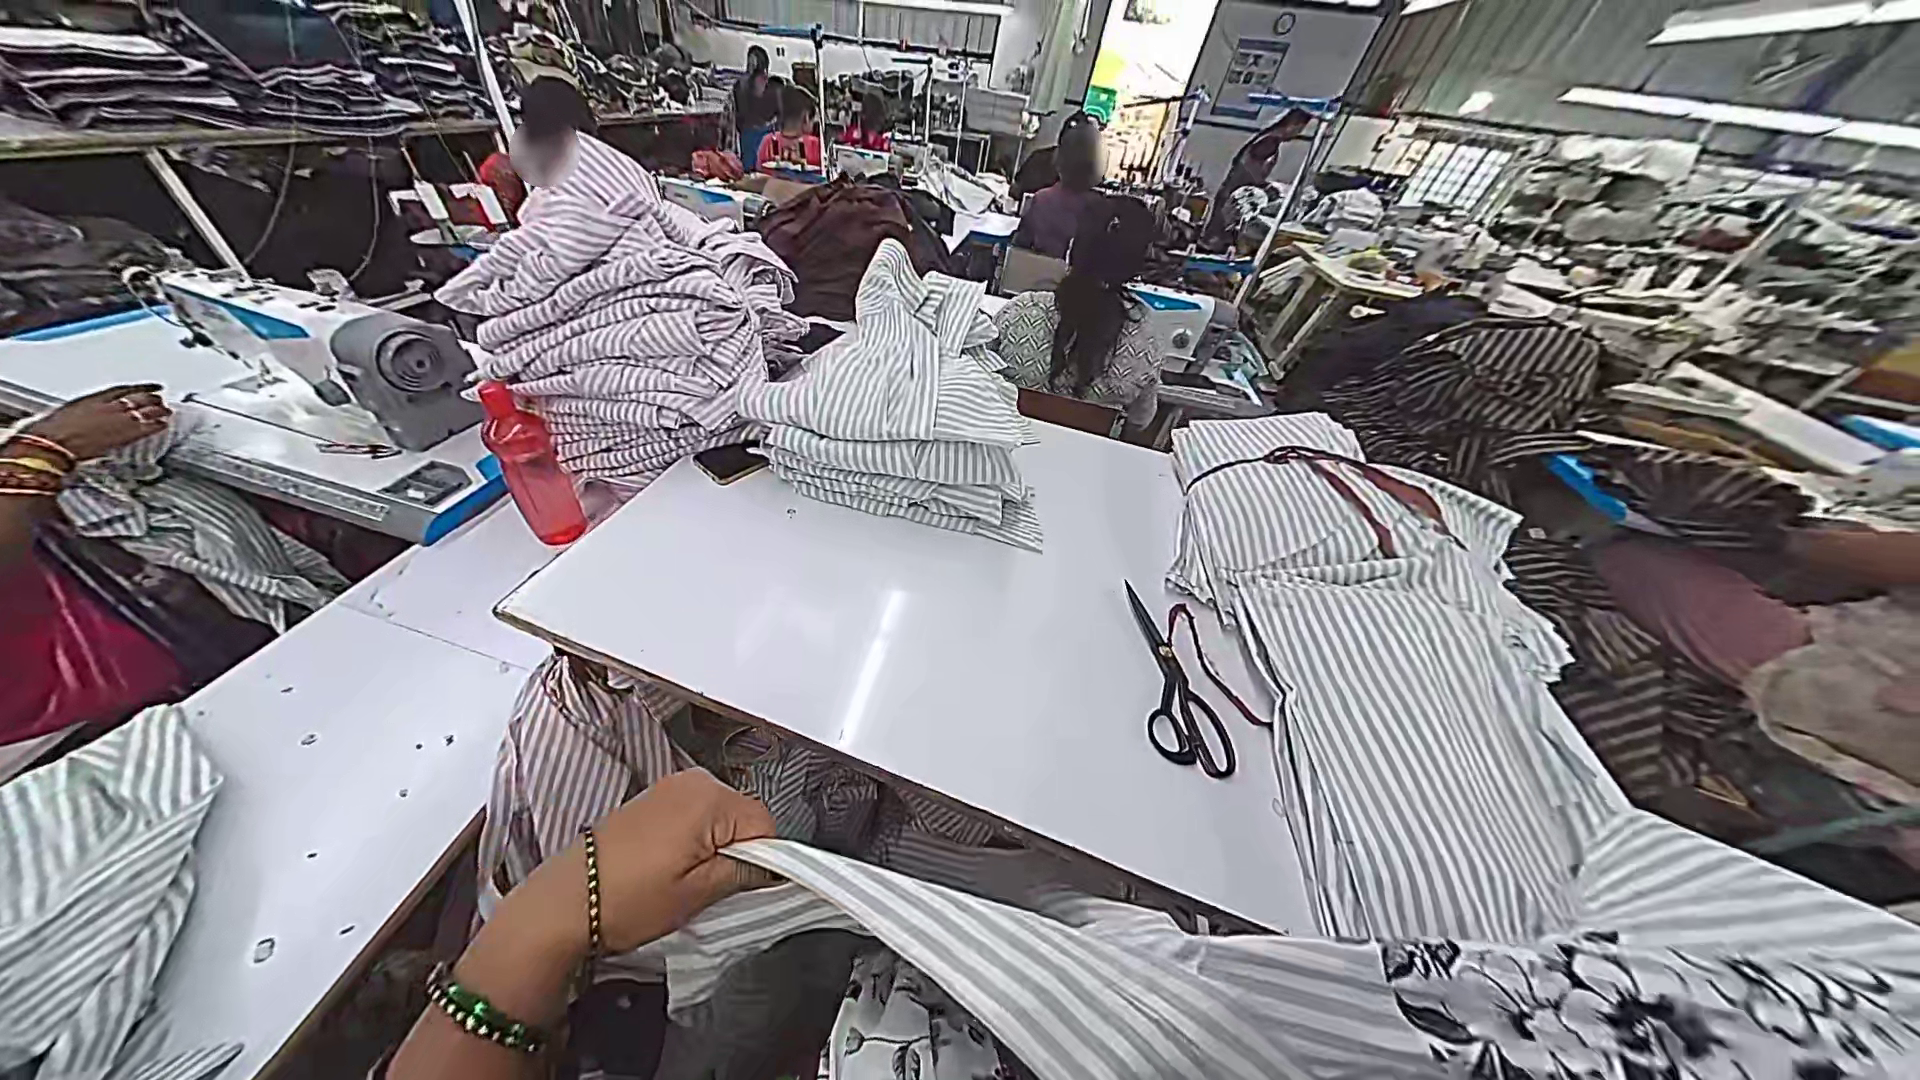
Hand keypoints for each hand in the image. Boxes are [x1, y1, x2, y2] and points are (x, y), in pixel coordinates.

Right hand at [18, 383, 169, 461]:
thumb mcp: (69, 412)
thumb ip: (88, 409)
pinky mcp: (134, 432)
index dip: (144, 387)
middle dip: (155, 399)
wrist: (54, 442)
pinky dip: (161, 424)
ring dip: (162, 411)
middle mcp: (112, 407)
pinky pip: (155, 426)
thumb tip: (94, 413)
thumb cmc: (51, 429)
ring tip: (167, 411)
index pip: (124, 390)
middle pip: (142, 399)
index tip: (156, 387)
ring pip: (152, 410)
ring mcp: (125, 419)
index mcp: (93, 399)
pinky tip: (164, 424)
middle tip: (161, 401)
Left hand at [588, 768, 778, 951]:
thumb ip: (746, 871)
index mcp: (710, 798)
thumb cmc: (624, 899)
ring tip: (682, 876)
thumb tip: (774, 865)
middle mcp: (696, 781)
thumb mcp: (696, 894)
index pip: (766, 824)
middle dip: (737, 849)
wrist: (561, 904)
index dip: (762, 859)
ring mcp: (674, 785)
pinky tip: (670, 862)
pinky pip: (698, 811)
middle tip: (706, 885)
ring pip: (723, 815)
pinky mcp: (658, 795)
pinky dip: (695, 835)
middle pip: (745, 816)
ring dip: (716, 843)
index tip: (744, 885)